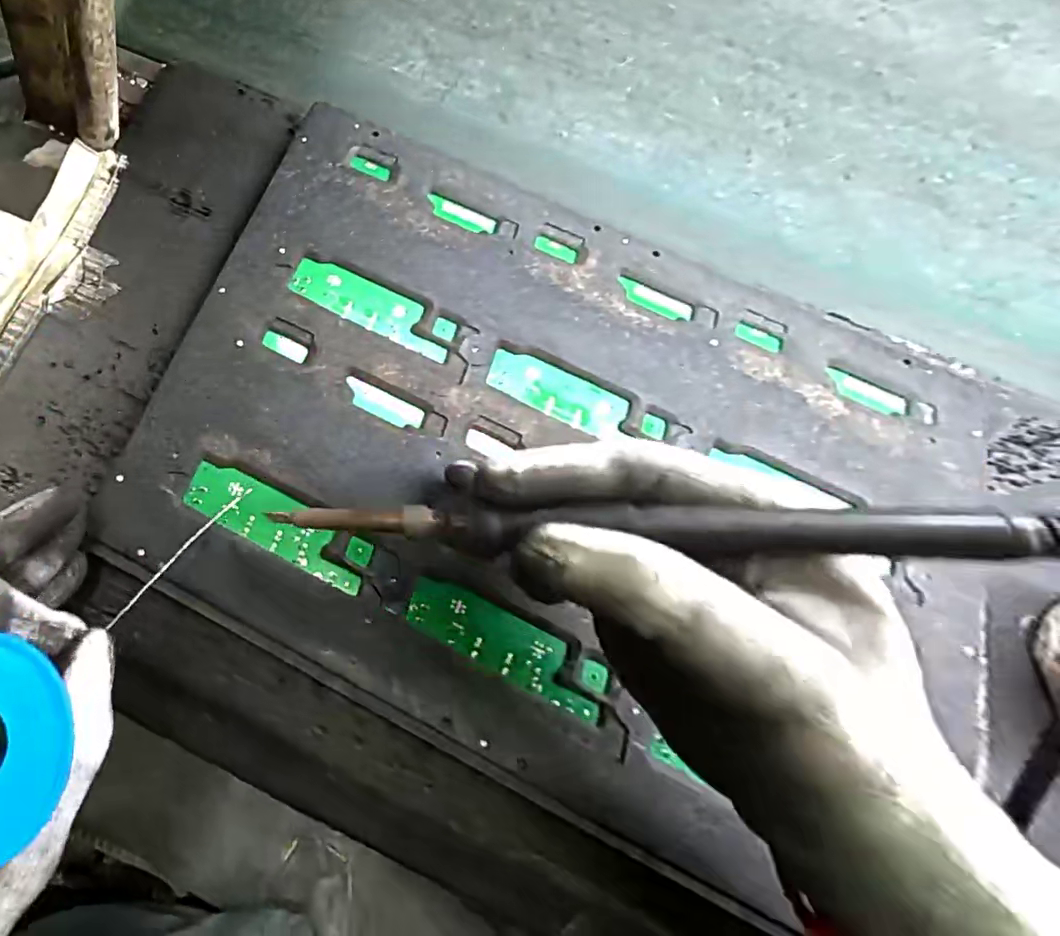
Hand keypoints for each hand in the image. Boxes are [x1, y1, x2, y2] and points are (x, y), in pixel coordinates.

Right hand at [474, 442, 1058, 935]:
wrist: (829, 818)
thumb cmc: (828, 739)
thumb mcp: (759, 662)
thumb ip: (654, 593)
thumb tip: (533, 544)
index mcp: (766, 516)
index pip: (649, 472)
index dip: (564, 470)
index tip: (492, 481)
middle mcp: (711, 526)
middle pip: (601, 492)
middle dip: (526, 492)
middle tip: (458, 493)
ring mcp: (668, 562)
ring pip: (576, 522)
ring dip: (514, 520)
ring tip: (463, 523)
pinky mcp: (632, 599)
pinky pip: (568, 560)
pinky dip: (525, 555)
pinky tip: (498, 557)